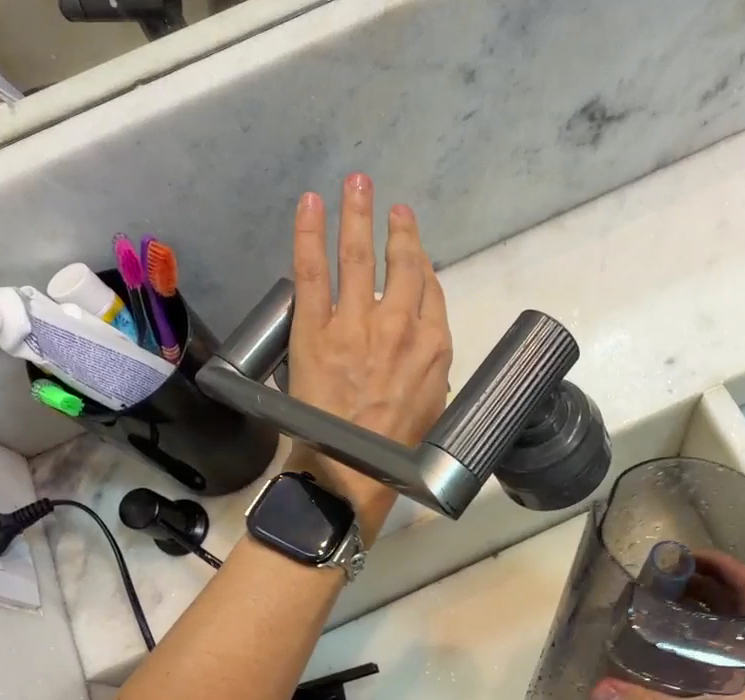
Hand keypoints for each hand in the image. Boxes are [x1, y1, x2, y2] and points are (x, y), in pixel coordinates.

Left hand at [287, 173, 451, 535]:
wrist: (352, 468)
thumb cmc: (398, 451)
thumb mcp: (435, 408)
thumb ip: (432, 372)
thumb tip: (422, 356)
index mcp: (434, 346)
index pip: (431, 291)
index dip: (422, 266)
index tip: (415, 252)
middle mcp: (401, 325)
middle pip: (404, 264)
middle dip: (399, 230)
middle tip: (393, 206)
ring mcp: (356, 322)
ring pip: (359, 256)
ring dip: (358, 214)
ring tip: (357, 185)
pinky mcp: (315, 326)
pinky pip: (313, 269)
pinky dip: (310, 232)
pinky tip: (311, 204)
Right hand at [589, 552, 744, 699]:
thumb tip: (598, 688)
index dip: (724, 566)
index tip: (686, 557)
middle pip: (736, 599)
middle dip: (702, 580)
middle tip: (660, 574)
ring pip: (726, 620)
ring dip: (698, 603)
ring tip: (656, 595)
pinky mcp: (737, 682)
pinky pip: (717, 641)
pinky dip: (694, 629)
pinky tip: (662, 634)